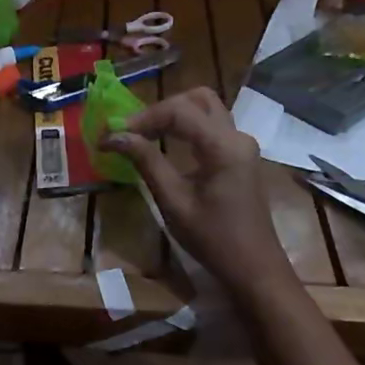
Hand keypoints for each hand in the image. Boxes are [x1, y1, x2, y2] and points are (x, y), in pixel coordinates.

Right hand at [100, 86, 293, 288]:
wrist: (253, 266)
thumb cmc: (212, 238)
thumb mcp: (173, 200)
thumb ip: (146, 162)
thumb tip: (113, 136)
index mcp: (223, 147)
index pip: (178, 111)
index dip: (141, 118)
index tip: (111, 135)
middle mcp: (237, 136)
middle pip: (196, 99)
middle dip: (159, 109)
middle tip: (131, 131)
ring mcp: (242, 145)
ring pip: (205, 108)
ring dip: (172, 115)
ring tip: (142, 136)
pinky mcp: (239, 155)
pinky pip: (210, 125)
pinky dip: (184, 126)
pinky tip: (163, 144)